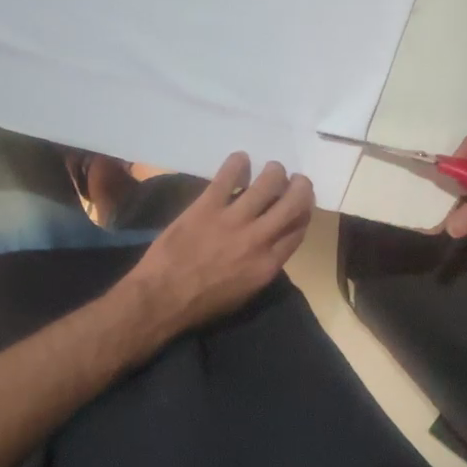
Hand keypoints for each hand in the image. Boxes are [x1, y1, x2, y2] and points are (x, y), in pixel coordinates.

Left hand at [121, 152, 313, 332]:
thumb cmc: (201, 304)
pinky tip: (240, 161)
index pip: (299, 229)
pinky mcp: (207, 206)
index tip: (299, 206)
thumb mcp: (243, 294)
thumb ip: (262, 268)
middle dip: (300, 186)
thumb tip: (268, 247)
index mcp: (268, 265)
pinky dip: (238, 163)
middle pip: (294, 202)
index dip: (304, 213)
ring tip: (270, 170)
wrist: (163, 297)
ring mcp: (234, 220)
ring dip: (274, 171)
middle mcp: (259, 238)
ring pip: (268, 182)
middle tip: (294, 180)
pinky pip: (230, 175)